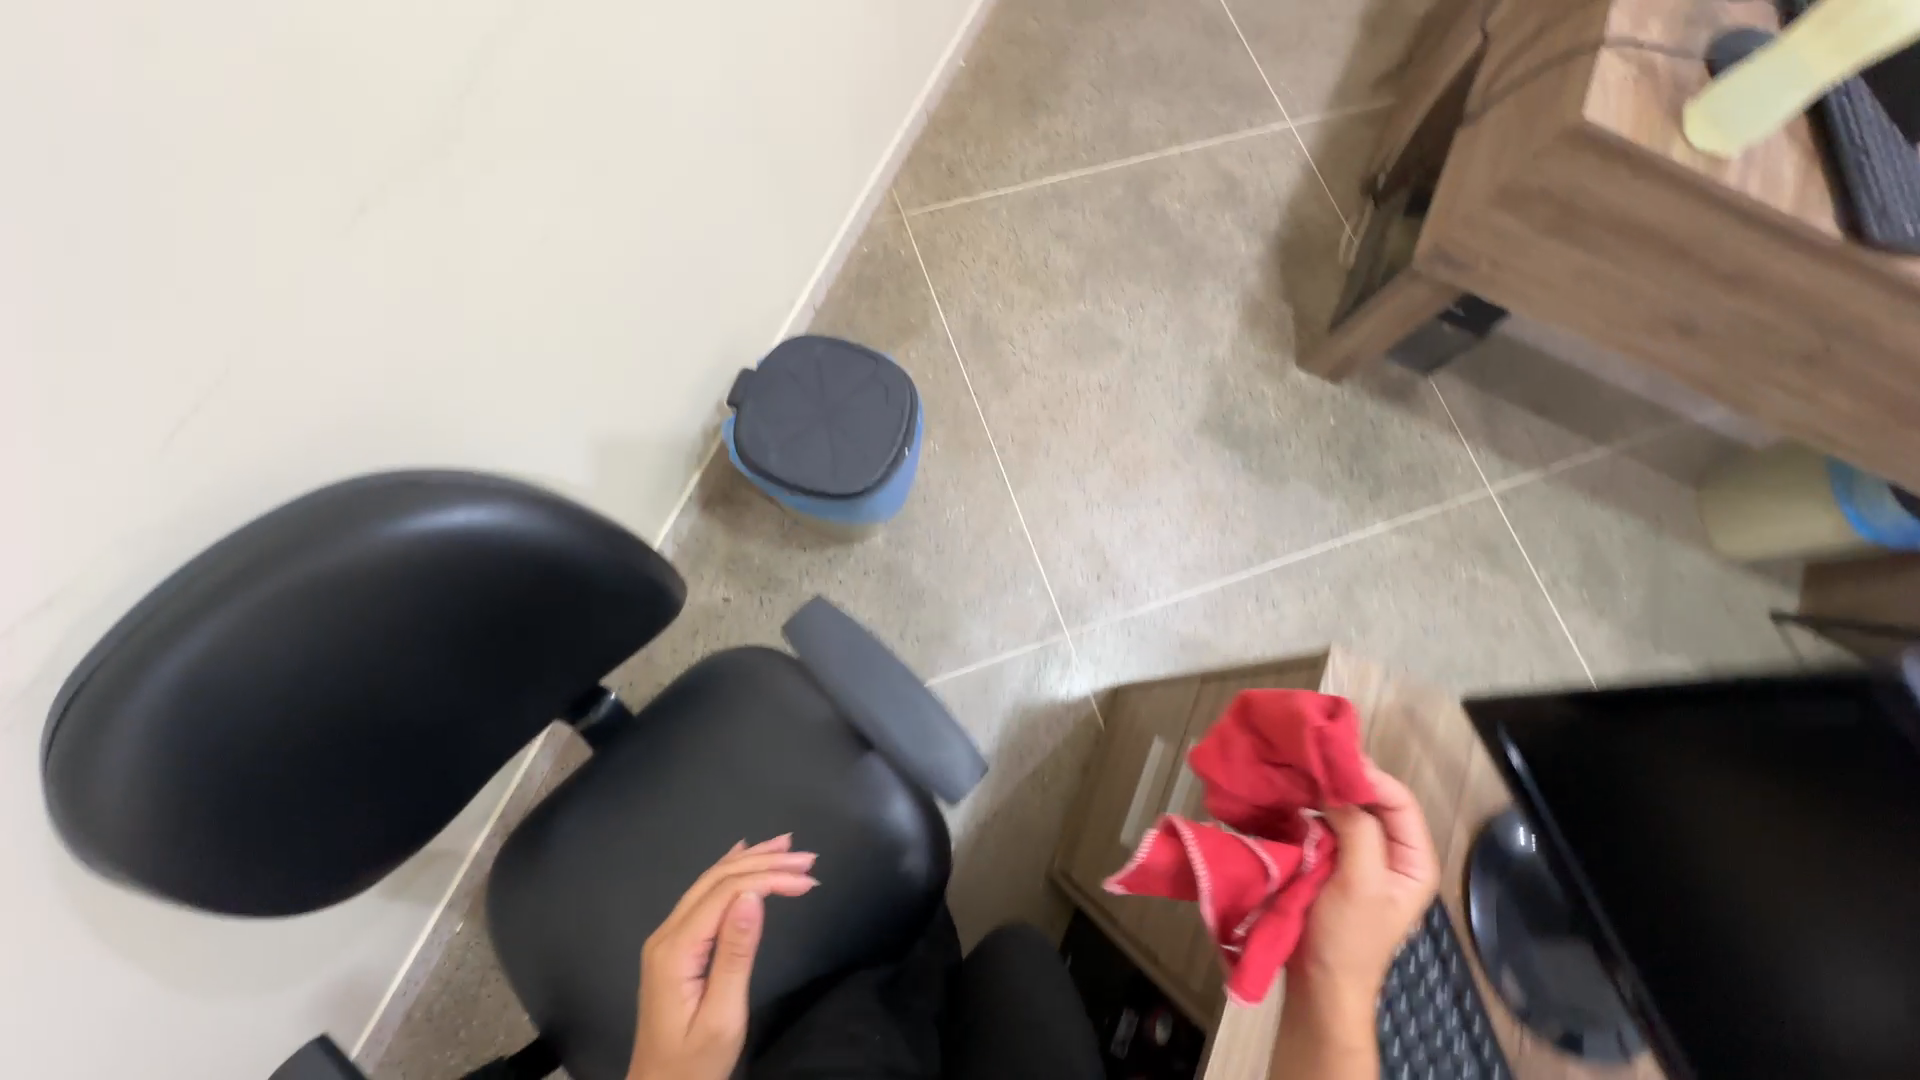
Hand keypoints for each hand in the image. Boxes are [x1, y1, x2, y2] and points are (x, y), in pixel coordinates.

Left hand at [627, 834, 818, 1079]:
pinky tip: (741, 855)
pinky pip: (704, 896)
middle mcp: (666, 934)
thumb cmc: (695, 1065)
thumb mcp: (723, 1017)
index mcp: (676, 950)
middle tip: (807, 857)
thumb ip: (736, 954)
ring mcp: (667, 939)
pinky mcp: (674, 947)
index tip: (809, 880)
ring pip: (710, 882)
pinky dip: (730, 872)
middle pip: (718, 879)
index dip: (769, 878)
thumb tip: (753, 896)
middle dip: (764, 862)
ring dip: (750, 861)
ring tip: (786, 846)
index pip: (727, 892)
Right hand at [1292, 762, 1440, 1016]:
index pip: (1399, 801)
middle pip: (1373, 801)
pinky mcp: (1332, 861)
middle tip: (1309, 757)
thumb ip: (1360, 831)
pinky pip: (1325, 823)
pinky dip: (1310, 807)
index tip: (1330, 757)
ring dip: (1324, 791)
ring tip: (1297, 771)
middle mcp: (1392, 853)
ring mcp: (1360, 857)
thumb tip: (1337, 788)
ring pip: (1348, 809)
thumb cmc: (1347, 938)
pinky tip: (1290, 795)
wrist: (1316, 983)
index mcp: (1414, 860)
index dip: (1368, 776)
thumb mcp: (1361, 884)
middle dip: (1344, 779)